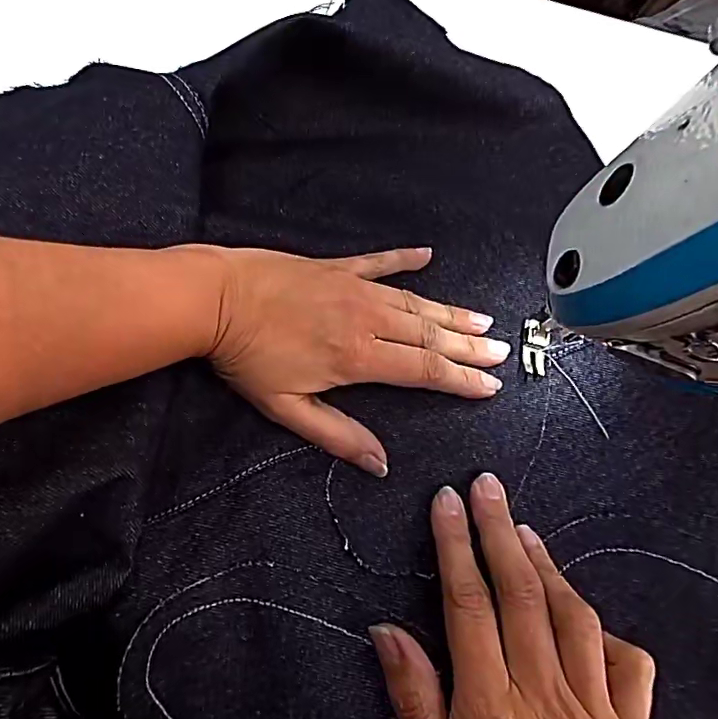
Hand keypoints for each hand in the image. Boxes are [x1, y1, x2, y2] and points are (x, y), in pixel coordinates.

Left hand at [195, 246, 507, 476]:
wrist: (216, 298)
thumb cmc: (247, 356)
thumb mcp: (286, 408)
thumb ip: (337, 435)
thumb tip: (380, 464)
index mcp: (358, 357)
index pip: (423, 370)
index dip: (460, 379)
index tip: (490, 384)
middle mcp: (366, 319)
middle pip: (429, 335)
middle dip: (469, 346)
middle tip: (501, 351)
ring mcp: (355, 288)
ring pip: (415, 302)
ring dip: (450, 312)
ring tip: (482, 320)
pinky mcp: (338, 267)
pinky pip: (380, 261)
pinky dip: (405, 259)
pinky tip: (427, 255)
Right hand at [370, 473, 653, 718]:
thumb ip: (415, 703)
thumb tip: (387, 631)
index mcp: (492, 714)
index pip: (468, 604)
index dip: (455, 546)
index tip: (446, 502)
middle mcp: (546, 702)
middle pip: (521, 594)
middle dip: (499, 531)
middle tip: (487, 486)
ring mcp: (597, 717)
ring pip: (574, 617)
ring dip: (547, 565)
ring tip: (523, 529)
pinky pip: (632, 667)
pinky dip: (610, 632)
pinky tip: (586, 615)